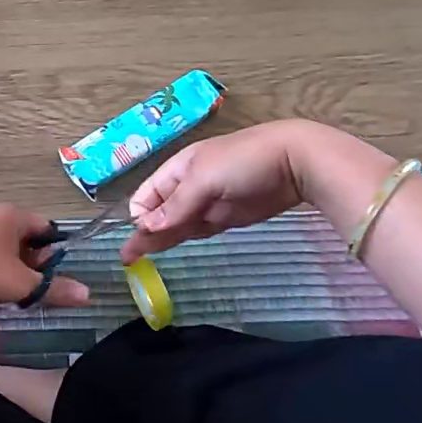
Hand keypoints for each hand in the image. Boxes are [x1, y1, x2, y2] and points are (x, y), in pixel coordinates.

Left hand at [0, 204, 90, 306]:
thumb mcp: (20, 285)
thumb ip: (54, 289)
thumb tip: (87, 295)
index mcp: (15, 215)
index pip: (47, 227)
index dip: (53, 252)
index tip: (48, 274)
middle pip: (24, 234)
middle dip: (30, 260)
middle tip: (26, 285)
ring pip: (1, 241)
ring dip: (8, 263)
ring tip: (4, 288)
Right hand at [119, 120, 320, 262]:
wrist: (294, 161)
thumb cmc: (244, 161)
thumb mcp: (204, 178)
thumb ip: (175, 206)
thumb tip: (145, 229)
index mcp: (177, 169)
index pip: (146, 196)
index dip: (140, 216)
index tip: (143, 236)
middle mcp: (187, 186)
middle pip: (158, 213)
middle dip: (143, 233)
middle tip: (127, 260)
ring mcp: (206, 203)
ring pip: (175, 224)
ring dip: (158, 240)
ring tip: (136, 261)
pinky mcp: (224, 218)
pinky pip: (195, 230)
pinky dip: (180, 239)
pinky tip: (165, 248)